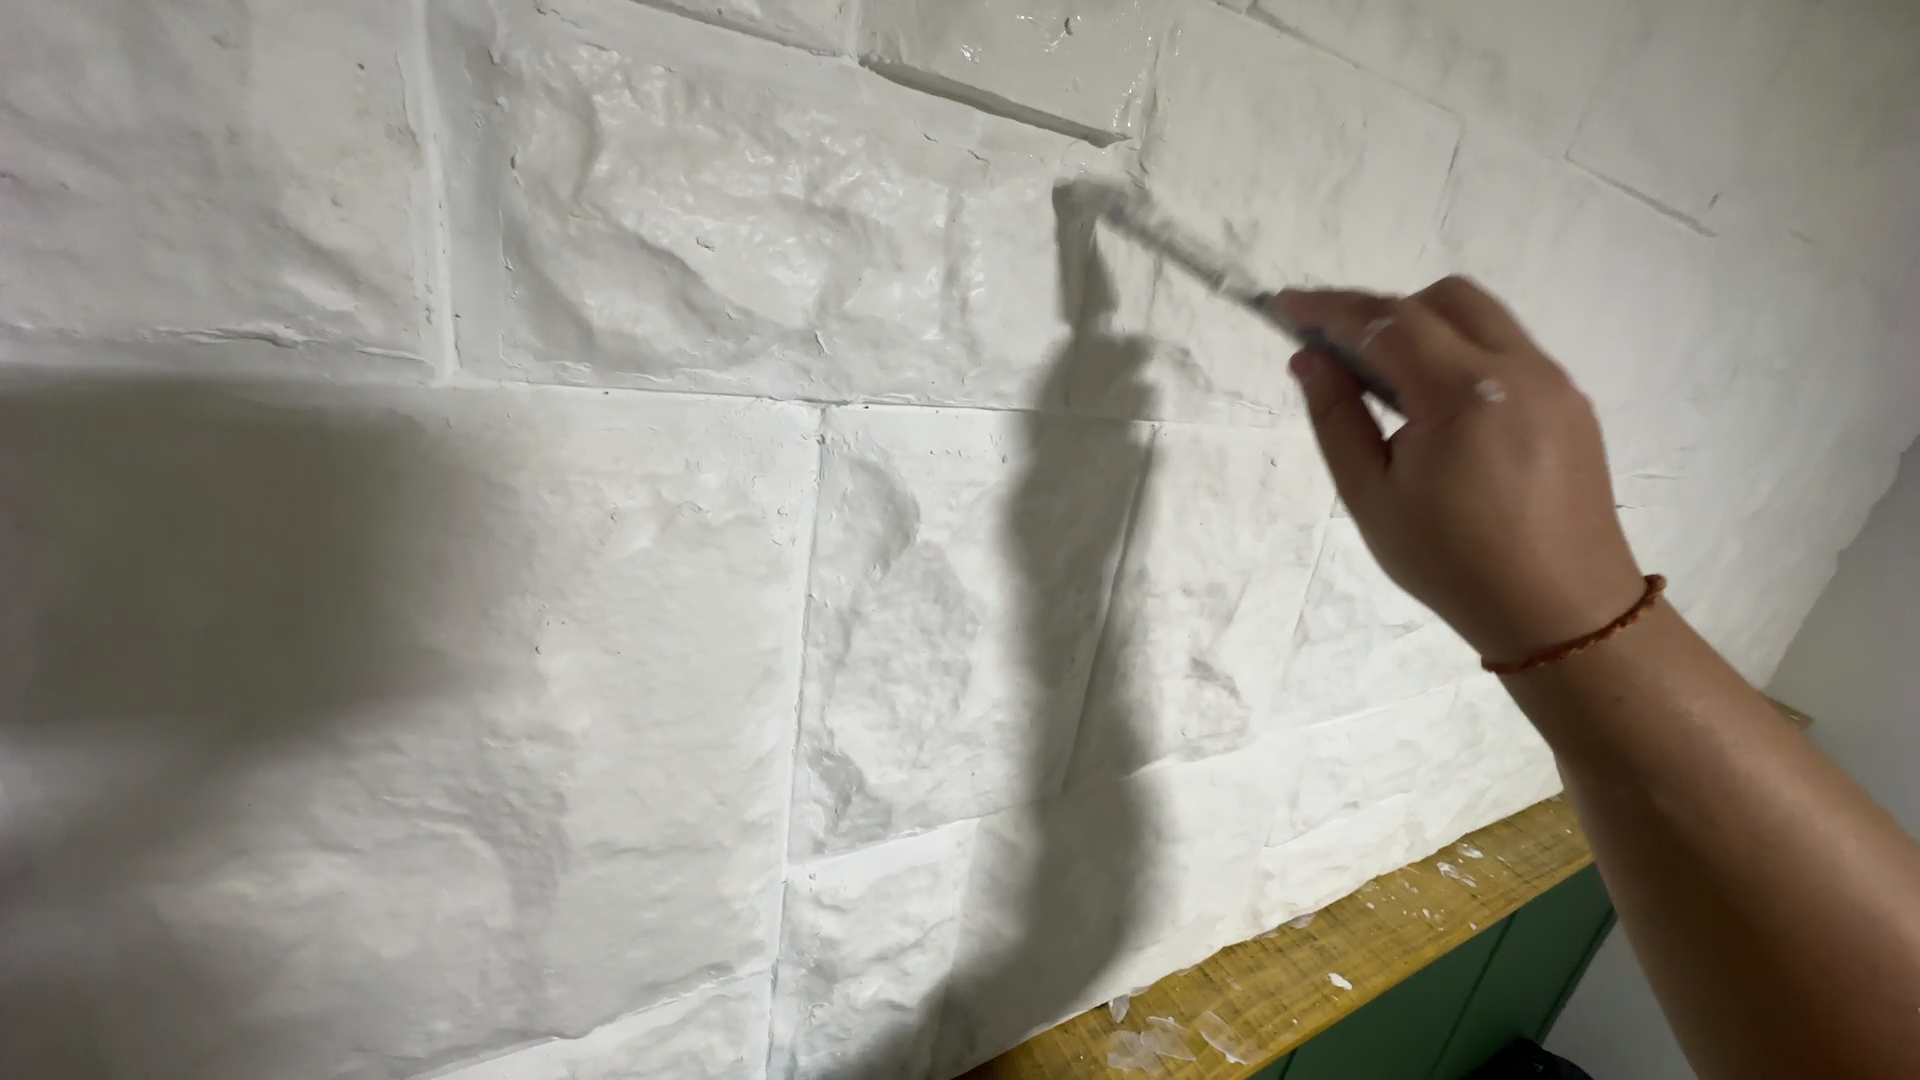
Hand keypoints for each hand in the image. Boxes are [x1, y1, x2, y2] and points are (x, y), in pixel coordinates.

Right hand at [1273, 277, 1645, 663]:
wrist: (1559, 609)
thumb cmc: (1449, 562)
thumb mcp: (1370, 496)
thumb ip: (1336, 418)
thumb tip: (1309, 360)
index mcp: (1463, 396)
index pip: (1387, 323)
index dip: (1329, 308)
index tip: (1285, 304)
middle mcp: (1519, 370)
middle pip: (1440, 299)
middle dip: (1377, 309)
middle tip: (1332, 349)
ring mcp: (1554, 381)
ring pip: (1478, 316)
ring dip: (1420, 325)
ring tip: (1379, 378)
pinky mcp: (1568, 400)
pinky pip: (1503, 347)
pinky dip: (1454, 350)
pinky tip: (1430, 403)